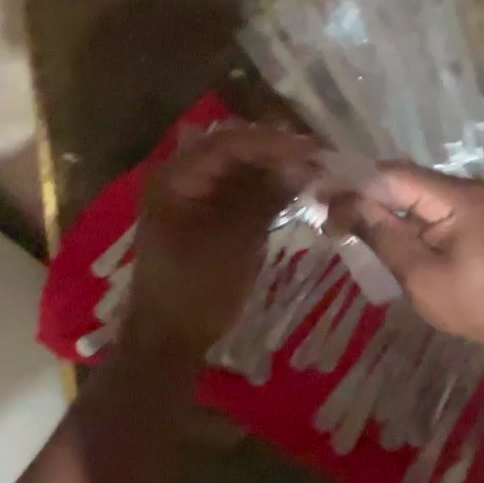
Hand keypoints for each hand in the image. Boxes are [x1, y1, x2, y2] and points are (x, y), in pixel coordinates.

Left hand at [122, 125, 316, 361]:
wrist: (167, 341)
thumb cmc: (196, 291)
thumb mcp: (234, 243)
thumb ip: (265, 198)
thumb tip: (304, 164)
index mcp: (175, 178)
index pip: (228, 143)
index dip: (272, 142)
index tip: (312, 149)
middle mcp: (179, 178)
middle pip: (231, 149)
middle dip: (273, 150)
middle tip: (316, 156)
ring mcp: (190, 198)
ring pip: (236, 169)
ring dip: (271, 167)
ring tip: (311, 170)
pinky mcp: (202, 218)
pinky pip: (235, 191)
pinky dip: (262, 189)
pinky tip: (292, 191)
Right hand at [333, 163, 483, 359]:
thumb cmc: (471, 304)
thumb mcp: (418, 273)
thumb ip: (380, 233)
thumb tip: (340, 203)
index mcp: (457, 197)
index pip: (393, 176)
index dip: (353, 184)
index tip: (320, 197)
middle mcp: (466, 188)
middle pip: (403, 179)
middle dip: (363, 193)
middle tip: (327, 212)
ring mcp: (473, 202)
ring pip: (414, 192)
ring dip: (380, 205)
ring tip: (344, 221)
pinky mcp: (473, 219)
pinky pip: (428, 207)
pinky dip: (401, 215)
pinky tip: (379, 230)